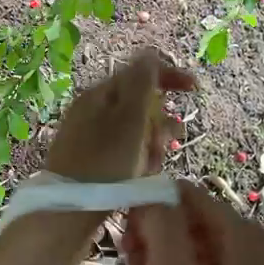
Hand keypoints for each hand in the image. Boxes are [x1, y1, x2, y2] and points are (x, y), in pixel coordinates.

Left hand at [46, 49, 194, 182]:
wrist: (68, 211)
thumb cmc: (104, 164)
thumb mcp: (129, 119)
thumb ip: (142, 83)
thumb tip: (149, 53)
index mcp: (98, 94)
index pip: (138, 72)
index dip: (169, 76)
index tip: (195, 90)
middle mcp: (90, 111)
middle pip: (138, 104)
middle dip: (158, 122)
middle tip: (164, 143)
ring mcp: (87, 137)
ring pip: (133, 131)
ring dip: (150, 144)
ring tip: (151, 165)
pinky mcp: (88, 162)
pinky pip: (121, 151)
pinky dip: (135, 159)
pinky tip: (138, 177)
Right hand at [123, 178, 263, 264]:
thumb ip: (161, 229)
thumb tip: (148, 192)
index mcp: (246, 235)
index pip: (184, 195)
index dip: (146, 211)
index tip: (123, 246)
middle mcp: (260, 247)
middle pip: (191, 220)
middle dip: (153, 239)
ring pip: (195, 249)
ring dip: (161, 262)